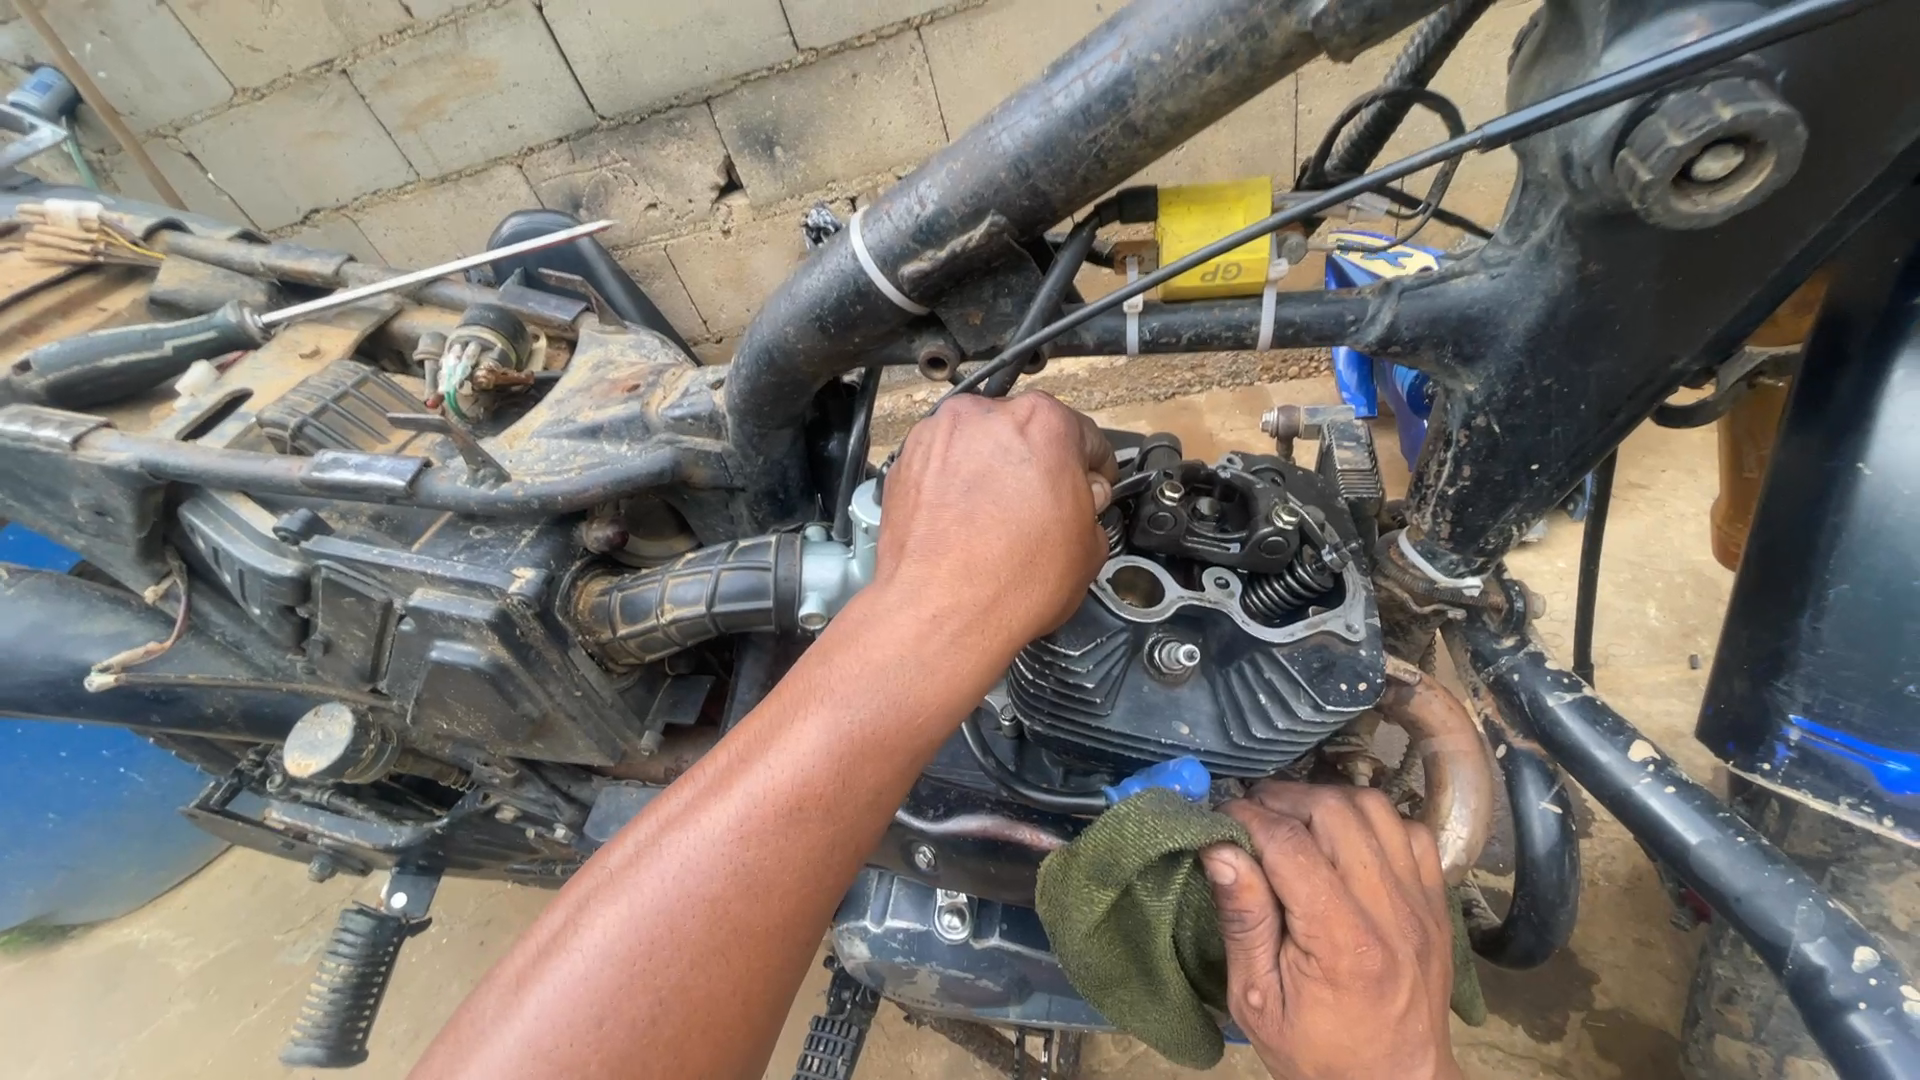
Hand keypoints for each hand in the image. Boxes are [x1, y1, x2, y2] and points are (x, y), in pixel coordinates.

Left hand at [874, 391, 1115, 657]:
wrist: (939, 613)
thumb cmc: (1010, 583)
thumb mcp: (1088, 547)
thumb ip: (1091, 504)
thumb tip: (1082, 499)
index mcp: (1042, 423)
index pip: (1084, 436)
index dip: (1092, 468)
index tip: (1090, 484)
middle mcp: (985, 416)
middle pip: (1025, 433)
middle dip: (1037, 466)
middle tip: (1042, 509)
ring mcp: (937, 435)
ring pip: (980, 446)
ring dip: (991, 471)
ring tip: (996, 520)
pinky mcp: (904, 461)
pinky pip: (942, 465)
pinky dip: (954, 485)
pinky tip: (964, 522)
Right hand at [1201, 782, 1460, 1079]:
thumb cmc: (1316, 1051)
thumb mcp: (1255, 998)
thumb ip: (1241, 919)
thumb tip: (1218, 847)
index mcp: (1343, 942)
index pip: (1290, 844)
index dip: (1248, 817)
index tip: (1221, 817)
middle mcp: (1391, 912)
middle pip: (1335, 811)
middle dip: (1283, 799)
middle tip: (1253, 814)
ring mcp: (1421, 904)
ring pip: (1374, 808)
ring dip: (1326, 801)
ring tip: (1294, 820)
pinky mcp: (1436, 902)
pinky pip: (1410, 829)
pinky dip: (1371, 819)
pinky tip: (1343, 839)